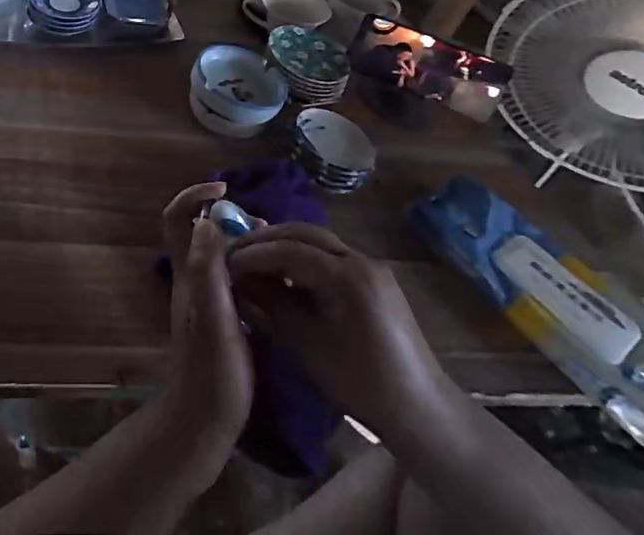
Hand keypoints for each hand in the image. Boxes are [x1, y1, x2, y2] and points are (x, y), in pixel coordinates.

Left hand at [159, 183, 254, 444]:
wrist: (206, 421)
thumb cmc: (212, 370)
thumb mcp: (214, 317)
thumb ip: (208, 270)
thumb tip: (207, 221)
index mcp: (188, 274)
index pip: (176, 219)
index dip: (193, 197)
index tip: (224, 190)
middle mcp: (192, 280)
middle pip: (198, 232)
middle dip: (224, 215)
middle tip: (262, 222)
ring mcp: (205, 299)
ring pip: (216, 253)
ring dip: (240, 240)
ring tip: (275, 244)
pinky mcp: (221, 317)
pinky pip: (231, 276)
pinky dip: (250, 266)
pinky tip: (276, 279)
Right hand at [227, 223, 454, 430]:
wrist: (419, 410)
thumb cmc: (357, 380)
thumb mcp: (303, 341)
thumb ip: (270, 301)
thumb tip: (235, 277)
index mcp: (346, 276)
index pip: (288, 249)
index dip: (253, 253)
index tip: (224, 262)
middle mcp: (360, 260)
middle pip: (303, 233)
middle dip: (265, 240)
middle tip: (234, 252)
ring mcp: (370, 267)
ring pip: (317, 240)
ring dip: (283, 245)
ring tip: (253, 260)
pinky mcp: (373, 279)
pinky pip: (329, 255)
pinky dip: (301, 257)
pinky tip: (283, 273)